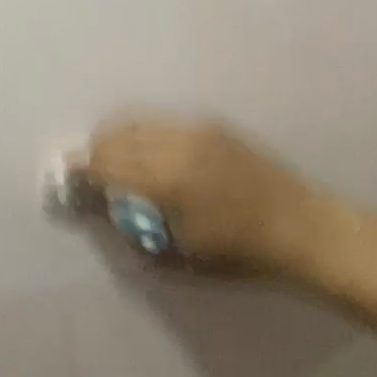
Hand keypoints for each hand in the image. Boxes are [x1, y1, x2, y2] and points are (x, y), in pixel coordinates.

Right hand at [84, 117, 331, 272]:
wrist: (306, 229)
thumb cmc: (241, 254)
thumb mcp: (178, 254)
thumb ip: (132, 229)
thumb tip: (100, 208)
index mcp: (166, 180)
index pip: (104, 163)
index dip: (80, 172)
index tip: (71, 183)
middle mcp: (177, 144)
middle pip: (114, 135)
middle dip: (95, 153)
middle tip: (91, 176)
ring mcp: (198, 129)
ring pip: (137, 122)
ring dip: (118, 140)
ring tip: (119, 165)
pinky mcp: (214, 125)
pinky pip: (162, 123)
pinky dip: (144, 135)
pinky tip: (151, 157)